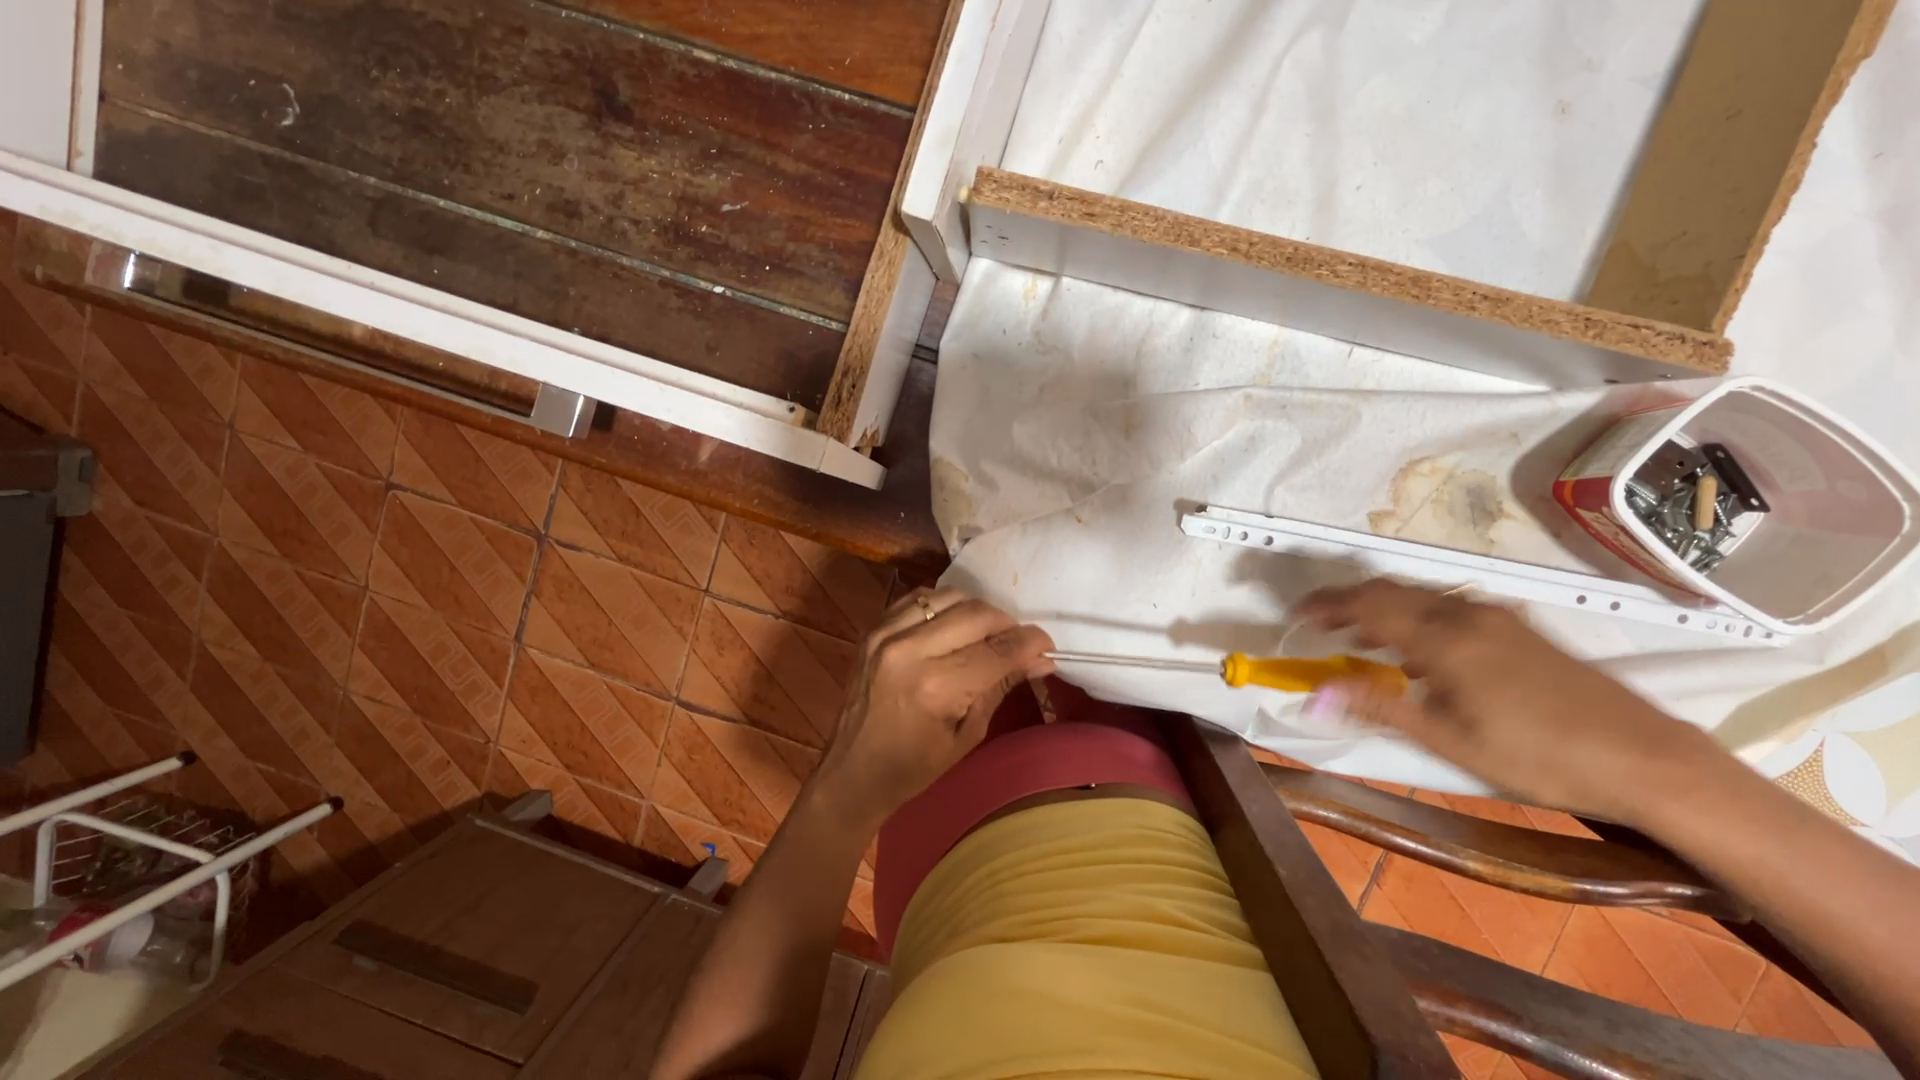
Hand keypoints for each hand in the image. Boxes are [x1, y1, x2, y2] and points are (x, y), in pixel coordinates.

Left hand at [812, 589, 1054, 830]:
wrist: (852, 772)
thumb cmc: (914, 767)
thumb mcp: (968, 735)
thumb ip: (1001, 686)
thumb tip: (1042, 659)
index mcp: (936, 686)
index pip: (997, 649)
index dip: (1030, 643)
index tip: (1047, 646)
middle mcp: (909, 650)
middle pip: (976, 614)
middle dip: (1007, 624)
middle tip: (1019, 643)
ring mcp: (885, 634)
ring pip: (949, 597)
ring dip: (977, 611)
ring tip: (987, 634)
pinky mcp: (872, 629)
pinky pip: (919, 598)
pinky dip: (944, 606)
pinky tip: (953, 626)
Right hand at [1299, 579, 1721, 821]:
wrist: (1643, 756)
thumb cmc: (1538, 756)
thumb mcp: (1449, 740)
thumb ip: (1379, 708)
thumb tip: (1313, 696)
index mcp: (1445, 639)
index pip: (1369, 605)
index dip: (1328, 605)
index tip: (1298, 614)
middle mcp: (1468, 615)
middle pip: (1394, 592)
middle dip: (1350, 602)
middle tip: (1320, 623)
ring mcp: (1498, 618)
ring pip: (1422, 598)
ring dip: (1384, 609)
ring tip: (1359, 637)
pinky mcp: (1519, 630)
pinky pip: (1449, 608)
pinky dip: (1416, 617)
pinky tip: (1417, 649)